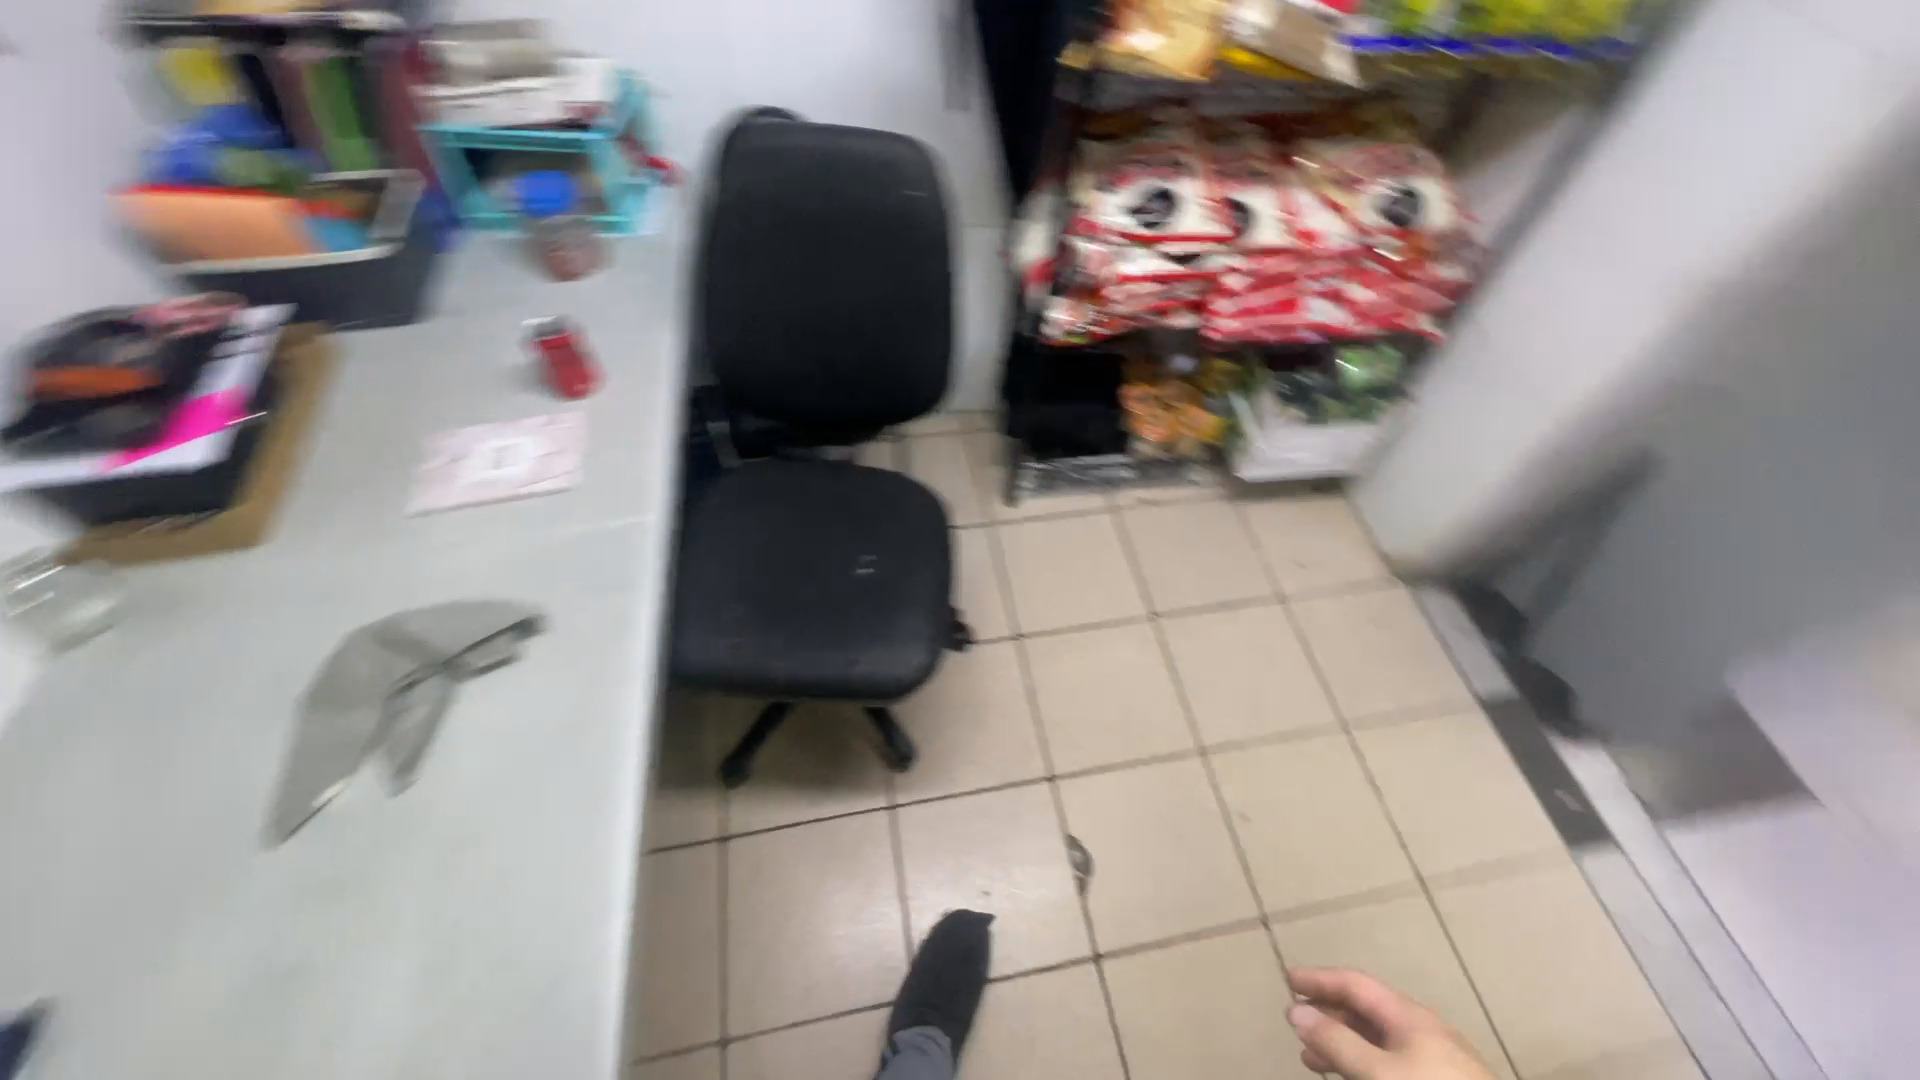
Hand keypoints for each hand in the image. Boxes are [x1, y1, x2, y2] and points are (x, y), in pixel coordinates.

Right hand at [1286, 966, 1498, 1079]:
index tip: (1287, 980)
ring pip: (1378, 1041)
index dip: (1319, 979)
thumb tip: (1296, 1011)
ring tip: (1312, 1060)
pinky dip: (1364, 1064)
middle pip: (1366, 1010)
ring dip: (1342, 1044)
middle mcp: (1423, 1030)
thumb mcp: (1379, 1073)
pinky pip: (1392, 1062)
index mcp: (1409, 1016)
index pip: (1355, 983)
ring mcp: (1437, 1061)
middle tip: (1295, 1025)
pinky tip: (1353, 1077)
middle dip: (1328, 1014)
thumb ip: (1337, 1043)